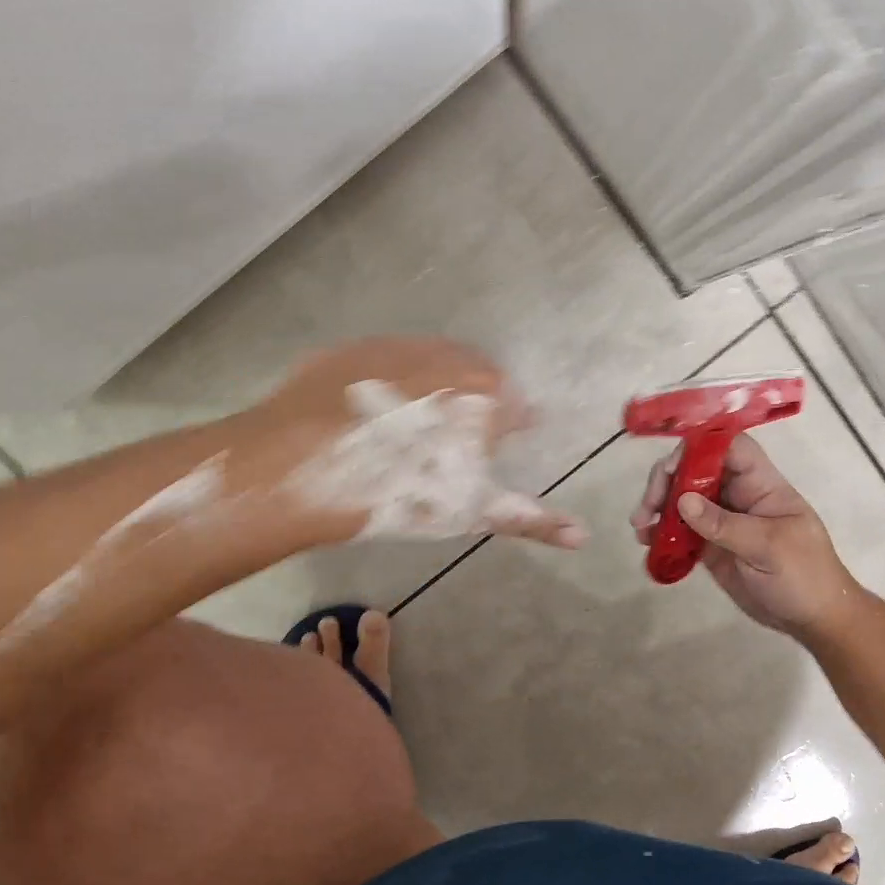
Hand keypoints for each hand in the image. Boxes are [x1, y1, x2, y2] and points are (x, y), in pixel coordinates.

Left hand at [247, 337, 587, 549]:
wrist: (301, 469)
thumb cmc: (400, 493)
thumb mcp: (471, 510)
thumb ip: (530, 520)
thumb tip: (583, 537)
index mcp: (486, 392)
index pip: (515, 405)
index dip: (505, 432)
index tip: (488, 453)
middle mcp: (447, 356)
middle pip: (474, 377)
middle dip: (469, 407)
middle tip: (445, 448)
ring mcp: (393, 347)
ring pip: (427, 366)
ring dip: (428, 392)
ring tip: (405, 435)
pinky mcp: (349, 350)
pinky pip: (380, 365)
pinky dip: (383, 387)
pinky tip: (364, 421)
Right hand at [631, 434, 859, 637]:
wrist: (814, 618)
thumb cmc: (805, 575)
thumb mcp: (769, 548)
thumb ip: (725, 524)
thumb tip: (683, 500)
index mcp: (761, 485)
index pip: (730, 448)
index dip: (700, 447)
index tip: (672, 468)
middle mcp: (738, 496)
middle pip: (696, 470)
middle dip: (667, 481)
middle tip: (647, 508)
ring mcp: (723, 522)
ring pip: (683, 500)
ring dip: (658, 508)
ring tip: (639, 528)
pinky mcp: (711, 548)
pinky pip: (681, 532)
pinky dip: (661, 534)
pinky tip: (647, 544)